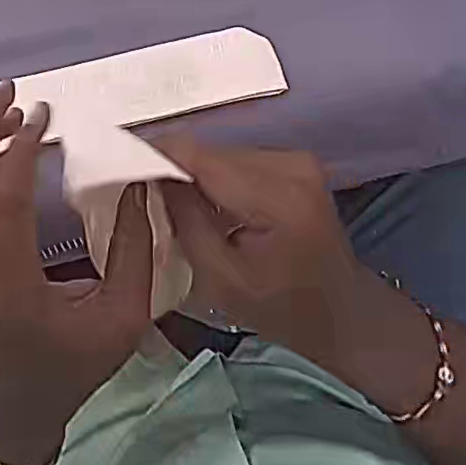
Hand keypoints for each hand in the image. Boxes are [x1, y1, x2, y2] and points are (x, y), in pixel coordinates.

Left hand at [0, 82, 156, 464]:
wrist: (14, 410)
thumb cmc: (71, 369)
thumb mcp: (123, 319)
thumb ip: (135, 251)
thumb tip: (136, 187)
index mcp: (11, 284)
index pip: (3, 200)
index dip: (21, 150)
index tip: (44, 115)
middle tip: (11, 94)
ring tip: (10, 111)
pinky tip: (3, 145)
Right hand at [158, 138, 439, 416]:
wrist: (346, 314)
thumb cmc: (285, 310)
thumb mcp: (222, 280)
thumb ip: (185, 221)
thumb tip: (150, 178)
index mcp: (276, 197)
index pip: (200, 157)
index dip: (155, 155)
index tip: (119, 164)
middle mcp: (289, 164)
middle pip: (209, 150)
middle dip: (170, 166)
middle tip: (138, 189)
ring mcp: (296, 159)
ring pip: (220, 151)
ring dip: (192, 171)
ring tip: (167, 197)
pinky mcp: (294, 162)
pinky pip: (237, 159)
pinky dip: (213, 175)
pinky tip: (202, 200)